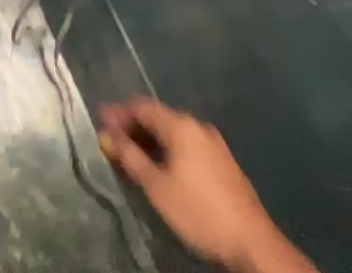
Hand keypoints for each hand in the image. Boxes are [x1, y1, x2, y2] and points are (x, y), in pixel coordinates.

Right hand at [98, 99, 313, 272]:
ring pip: (172, 134)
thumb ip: (129, 154)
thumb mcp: (155, 185)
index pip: (141, 106)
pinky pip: (186, 147)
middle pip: (157, 118)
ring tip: (131, 160)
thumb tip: (108, 133)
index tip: (99, 122)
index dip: (118, 112)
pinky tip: (158, 170)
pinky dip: (167, 152)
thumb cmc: (197, 210)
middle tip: (111, 143)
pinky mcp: (222, 163)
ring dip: (149, 142)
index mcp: (181, 126)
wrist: (252, 243)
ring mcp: (214, 145)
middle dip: (132, 129)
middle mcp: (198, 128)